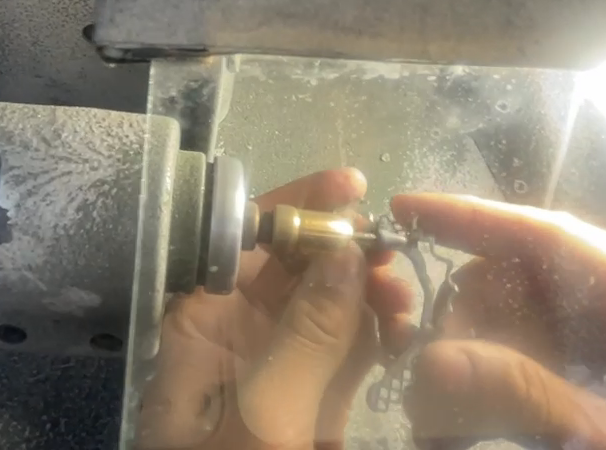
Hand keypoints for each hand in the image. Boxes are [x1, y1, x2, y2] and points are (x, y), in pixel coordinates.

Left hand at [136, 168, 411, 448]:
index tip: (351, 185)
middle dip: (341, 247)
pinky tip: (406, 330)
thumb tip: (342, 250)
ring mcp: (277, 371)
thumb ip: (304, 335)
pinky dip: (376, 334)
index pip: (242, 238)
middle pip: (291, 266)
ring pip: (326, 306)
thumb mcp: (262, 420)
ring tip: (405, 295)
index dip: (294, 204)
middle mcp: (235, 335)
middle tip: (392, 250)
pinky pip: (346, 352)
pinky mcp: (313, 408)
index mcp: (199, 324)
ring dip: (366, 289)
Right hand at [395, 194, 605, 449]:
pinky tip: (469, 409)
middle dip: (470, 319)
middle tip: (426, 378)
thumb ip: (533, 400)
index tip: (405, 206)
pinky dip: (501, 381)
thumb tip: (428, 364)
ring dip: (477, 355)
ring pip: (526, 319)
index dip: (474, 217)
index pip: (558, 235)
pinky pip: (541, 357)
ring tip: (439, 409)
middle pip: (531, 280)